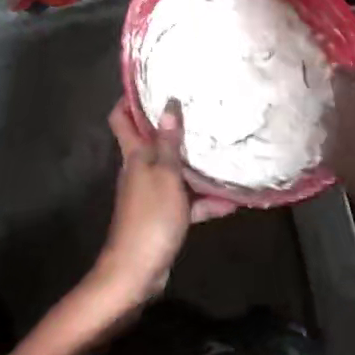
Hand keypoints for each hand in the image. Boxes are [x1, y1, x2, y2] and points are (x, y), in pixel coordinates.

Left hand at [93, 100, 234, 306]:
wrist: (137, 270)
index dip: (129, 99)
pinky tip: (232, 201)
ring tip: (222, 153)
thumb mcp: (165, 175)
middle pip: (151, 141)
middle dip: (171, 128)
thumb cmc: (150, 216)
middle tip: (199, 113)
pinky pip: (186, 201)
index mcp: (133, 153)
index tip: (149, 84)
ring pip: (173, 171)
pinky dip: (204, 200)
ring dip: (195, 166)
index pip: (121, 117)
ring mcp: (151, 193)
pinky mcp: (163, 217)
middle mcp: (139, 168)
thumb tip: (168, 104)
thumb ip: (168, 143)